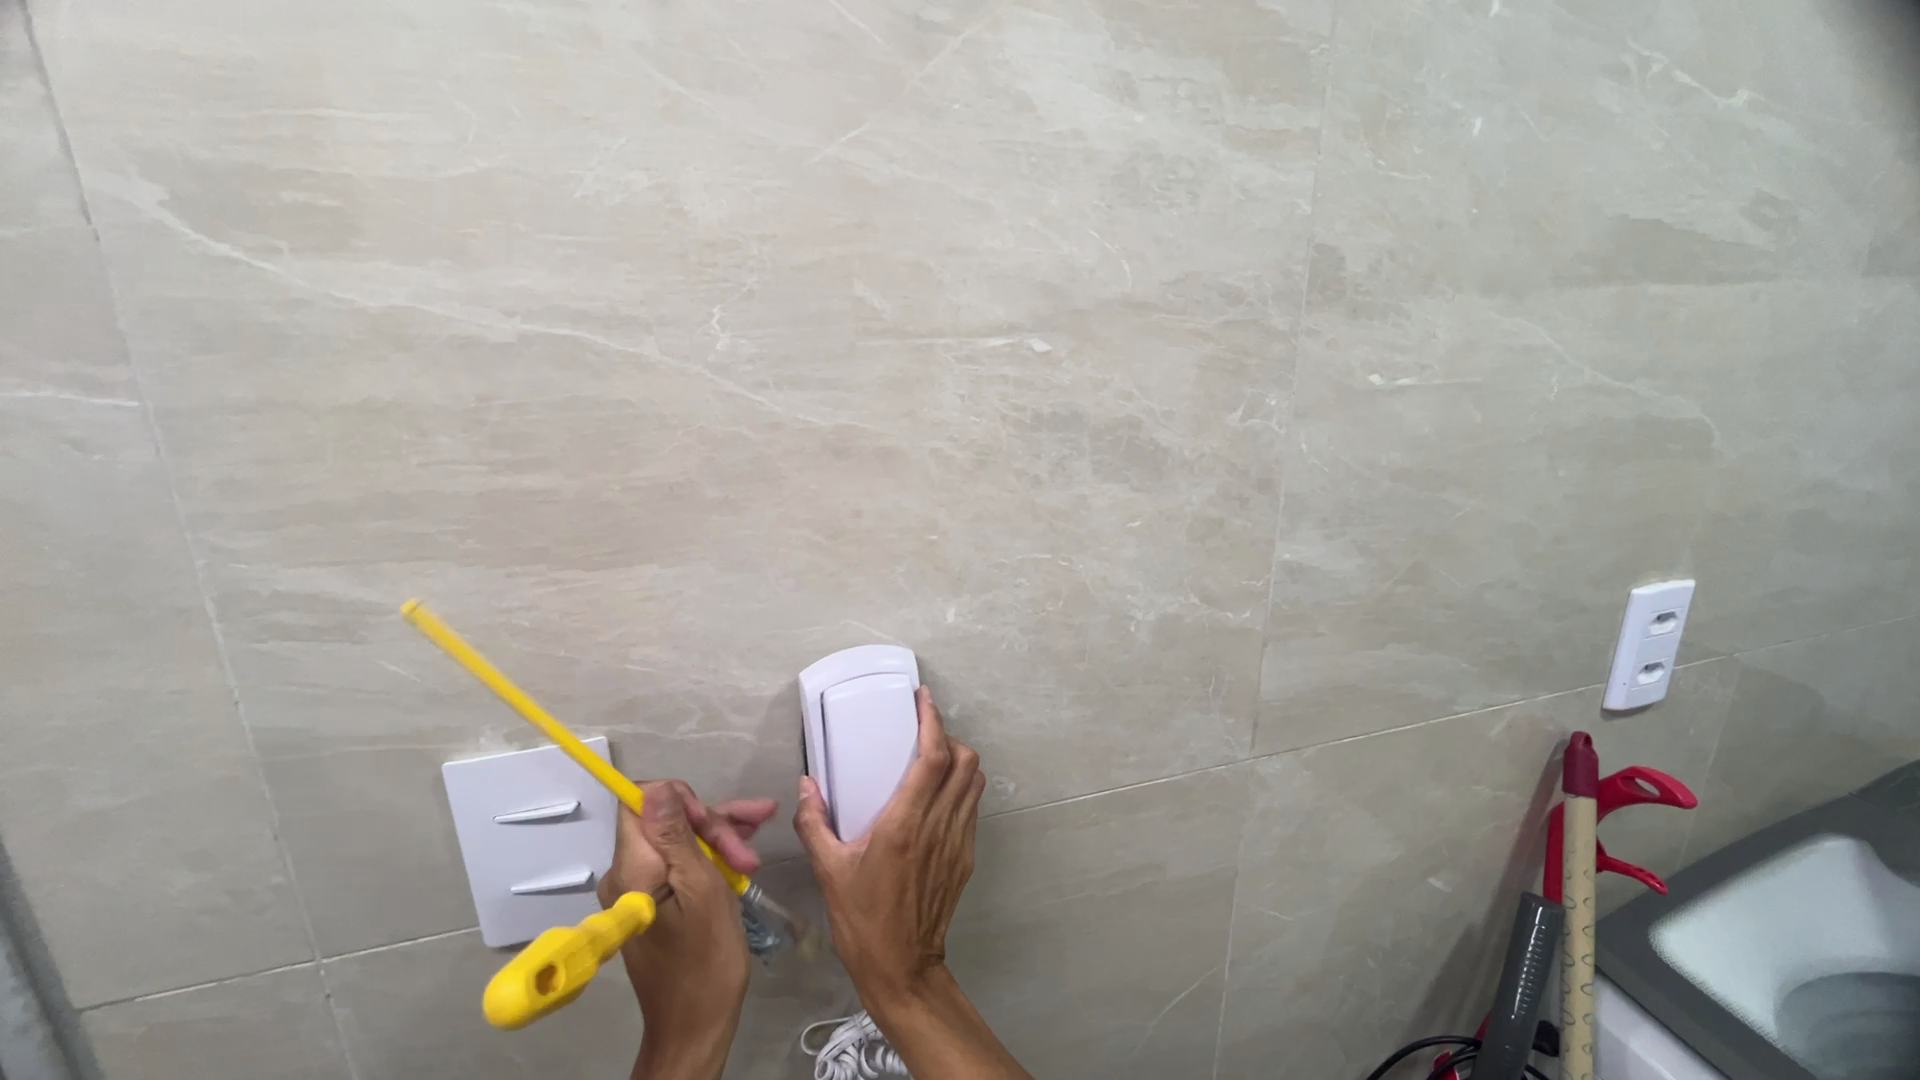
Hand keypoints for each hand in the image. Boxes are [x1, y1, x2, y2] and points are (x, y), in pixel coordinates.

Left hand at [598, 781, 775, 1079]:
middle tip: (748, 852)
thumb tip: (657, 788)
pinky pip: (680, 860)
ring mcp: (640, 886)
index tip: (712, 823)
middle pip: (665, 819)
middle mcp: (626, 873)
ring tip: (760, 831)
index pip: (640, 802)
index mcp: (632, 869)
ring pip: (679, 837)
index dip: (680, 800)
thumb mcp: (703, 891)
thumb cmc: (706, 960)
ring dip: (720, 834)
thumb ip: (677, 837)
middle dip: (710, 824)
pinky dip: (712, 852)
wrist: (697, 1024)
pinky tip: (746, 845)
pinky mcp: (654, 898)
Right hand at [794, 687, 984, 1001]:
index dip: (933, 721)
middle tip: (923, 733)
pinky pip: (970, 808)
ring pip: (975, 783)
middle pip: (965, 762)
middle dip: (949, 737)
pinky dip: (960, 789)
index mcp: (904, 824)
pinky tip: (935, 797)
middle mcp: (938, 826)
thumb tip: (806, 786)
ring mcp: (958, 842)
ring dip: (959, 762)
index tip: (924, 700)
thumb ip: (815, 823)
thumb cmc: (862, 920)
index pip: (933, 758)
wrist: (902, 969)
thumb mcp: (829, 871)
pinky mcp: (965, 857)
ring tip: (932, 759)